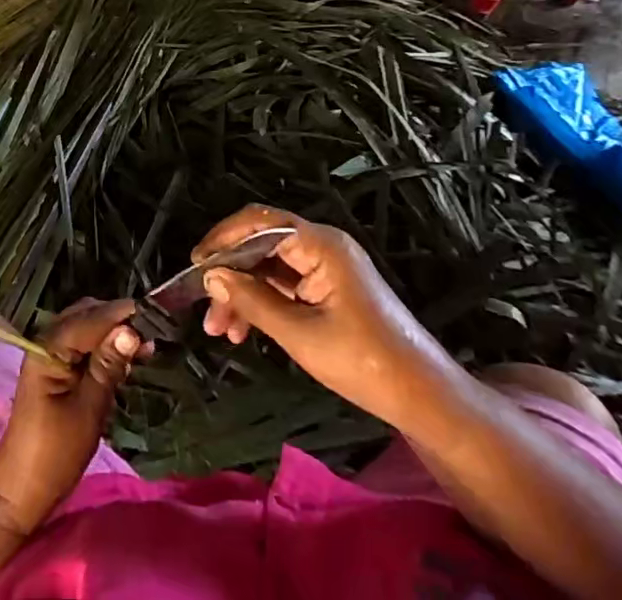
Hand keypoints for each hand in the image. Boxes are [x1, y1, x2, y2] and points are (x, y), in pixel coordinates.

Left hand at [0, 298, 145, 534]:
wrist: (23, 487)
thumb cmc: (55, 453)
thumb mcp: (89, 410)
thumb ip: (107, 367)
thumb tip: (131, 330)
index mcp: (47, 349)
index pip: (88, 318)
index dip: (121, 313)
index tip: (157, 311)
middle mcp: (44, 343)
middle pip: (84, 316)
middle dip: (117, 319)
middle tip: (154, 331)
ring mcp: (48, 357)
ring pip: (84, 330)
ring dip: (111, 333)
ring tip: (146, 346)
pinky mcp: (54, 372)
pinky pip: (81, 348)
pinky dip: (102, 349)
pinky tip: (125, 359)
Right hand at [194, 205, 464, 429]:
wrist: (426, 399)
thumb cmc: (364, 363)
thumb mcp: (298, 333)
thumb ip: (250, 300)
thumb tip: (211, 276)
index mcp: (322, 246)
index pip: (258, 222)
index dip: (222, 239)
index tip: (195, 266)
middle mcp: (322, 248)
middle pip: (258, 246)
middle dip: (228, 275)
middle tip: (204, 307)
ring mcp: (325, 269)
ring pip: (265, 268)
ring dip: (239, 295)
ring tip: (220, 330)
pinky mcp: (326, 290)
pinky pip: (280, 286)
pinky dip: (258, 304)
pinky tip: (242, 331)